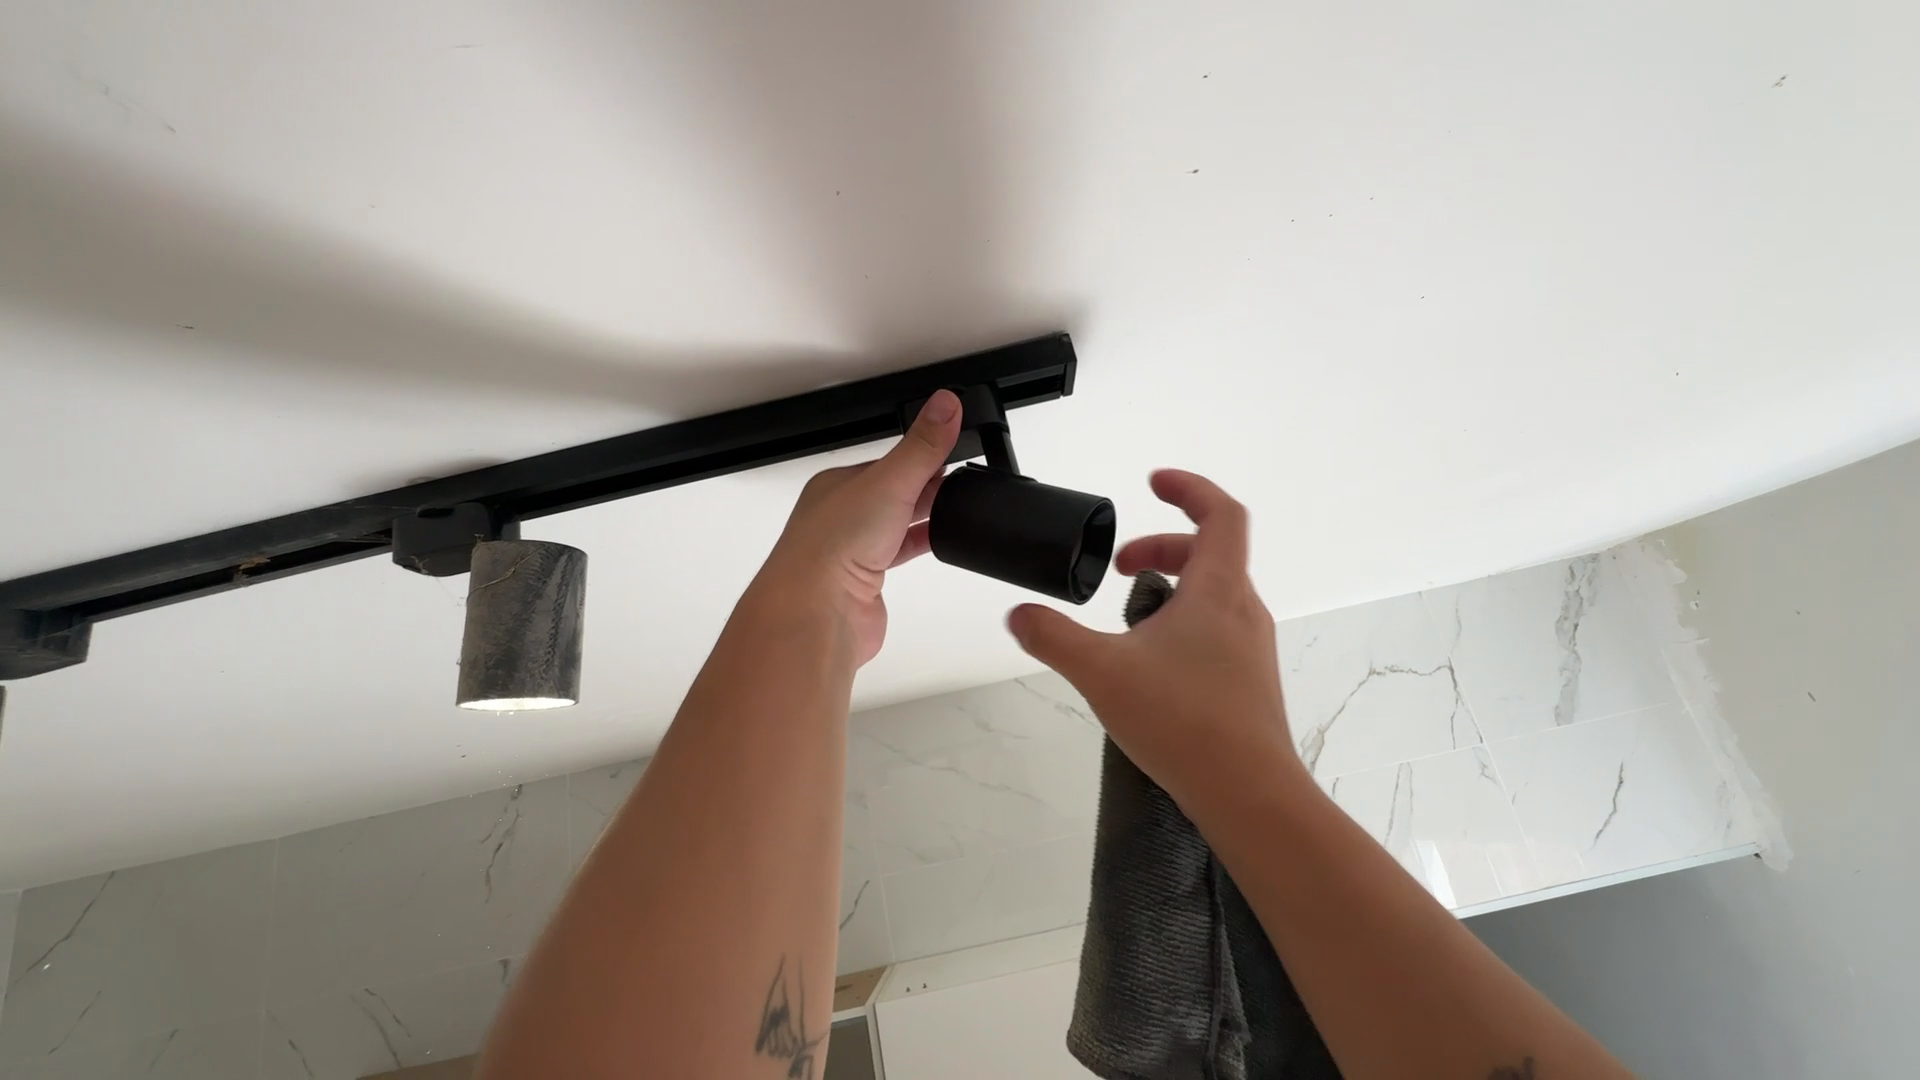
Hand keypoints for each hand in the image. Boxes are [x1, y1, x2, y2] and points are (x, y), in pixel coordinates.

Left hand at [751, 389, 961, 666]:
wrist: (817, 611)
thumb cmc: (832, 546)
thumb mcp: (890, 482)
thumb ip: (922, 446)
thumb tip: (946, 405)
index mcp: (838, 483)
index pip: (887, 462)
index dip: (922, 456)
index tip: (952, 449)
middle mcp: (841, 516)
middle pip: (893, 493)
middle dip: (926, 487)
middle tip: (960, 480)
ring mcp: (852, 550)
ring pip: (895, 525)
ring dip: (921, 517)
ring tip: (953, 509)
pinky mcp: (866, 582)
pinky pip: (898, 556)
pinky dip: (918, 546)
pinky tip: (934, 543)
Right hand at [1006, 470, 1306, 808]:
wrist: (1250, 795)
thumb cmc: (1182, 720)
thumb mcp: (1101, 671)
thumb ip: (1053, 637)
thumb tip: (1018, 614)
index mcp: (1217, 590)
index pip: (1221, 514)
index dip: (1189, 488)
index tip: (1153, 482)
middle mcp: (1242, 611)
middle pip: (1210, 553)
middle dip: (1160, 547)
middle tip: (1120, 568)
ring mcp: (1251, 649)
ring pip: (1213, 594)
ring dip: (1171, 587)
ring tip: (1128, 618)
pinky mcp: (1249, 682)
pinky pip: (1216, 629)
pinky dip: (1182, 622)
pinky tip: (1150, 665)